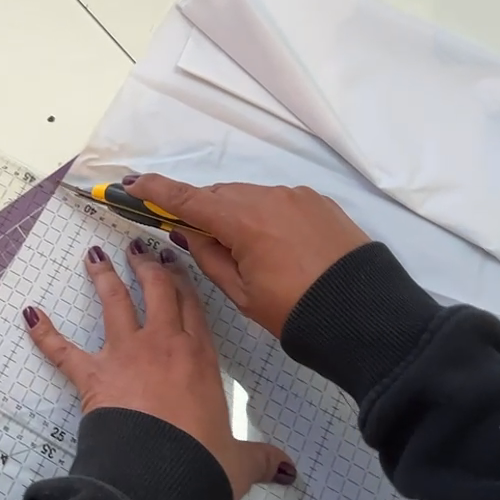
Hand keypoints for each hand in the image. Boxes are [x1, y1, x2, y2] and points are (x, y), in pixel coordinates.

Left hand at [24, 239, 296, 499]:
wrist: (160, 481)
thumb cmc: (202, 466)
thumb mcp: (239, 462)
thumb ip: (262, 457)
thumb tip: (288, 469)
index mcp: (200, 359)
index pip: (194, 308)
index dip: (185, 282)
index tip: (177, 261)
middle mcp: (164, 345)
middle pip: (158, 292)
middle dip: (148, 265)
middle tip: (139, 246)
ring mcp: (126, 355)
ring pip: (115, 304)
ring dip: (104, 277)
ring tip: (94, 255)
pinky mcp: (93, 374)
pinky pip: (63, 350)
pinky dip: (45, 333)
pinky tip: (30, 314)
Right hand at [127, 176, 369, 337]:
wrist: (369, 316)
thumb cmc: (296, 311)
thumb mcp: (242, 294)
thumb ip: (209, 257)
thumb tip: (188, 233)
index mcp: (242, 220)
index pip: (186, 198)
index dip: (155, 190)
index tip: (131, 183)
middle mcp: (267, 196)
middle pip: (219, 195)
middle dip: (203, 211)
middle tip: (199, 238)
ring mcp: (296, 196)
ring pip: (250, 197)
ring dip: (237, 215)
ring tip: (246, 250)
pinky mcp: (319, 202)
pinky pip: (278, 202)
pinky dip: (266, 216)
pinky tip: (278, 246)